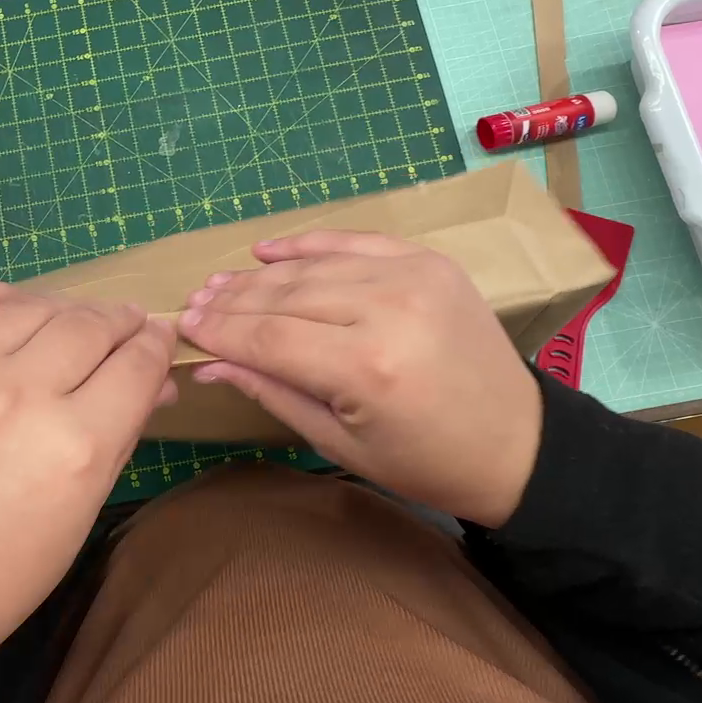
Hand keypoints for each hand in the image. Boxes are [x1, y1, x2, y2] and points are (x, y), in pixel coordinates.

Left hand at [0, 280, 175, 683]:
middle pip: (90, 324)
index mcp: (73, 446)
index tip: (156, 339)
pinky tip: (13, 314)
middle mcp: (19, 395)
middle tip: (123, 328)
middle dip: (119, 322)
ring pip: (35, 305)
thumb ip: (125, 430)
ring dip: (65, 310)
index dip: (156, 345)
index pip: (137, 363)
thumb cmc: (4, 568)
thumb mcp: (82, 508)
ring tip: (70, 325)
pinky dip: (0, 298)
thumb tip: (158, 378)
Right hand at [178, 231, 541, 526]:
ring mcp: (412, 275)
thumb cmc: (425, 461)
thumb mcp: (339, 444)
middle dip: (232, 301)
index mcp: (367, 368)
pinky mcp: (427, 260)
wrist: (518, 443)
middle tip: (194, 302)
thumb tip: (208, 364)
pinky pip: (353, 241)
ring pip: (313, 268)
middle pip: (285, 297)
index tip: (183, 326)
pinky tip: (268, 250)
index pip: (269, 338)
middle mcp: (387, 308)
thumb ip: (271, 392)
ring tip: (220, 282)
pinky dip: (308, 243)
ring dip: (260, 275)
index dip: (220, 332)